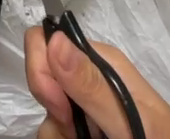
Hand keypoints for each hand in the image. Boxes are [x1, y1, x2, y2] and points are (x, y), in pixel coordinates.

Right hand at [24, 27, 169, 138]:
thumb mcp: (128, 116)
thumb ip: (91, 83)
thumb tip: (55, 39)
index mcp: (101, 62)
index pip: (48, 39)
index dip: (41, 68)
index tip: (59, 106)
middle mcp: (88, 77)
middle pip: (42, 77)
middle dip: (51, 108)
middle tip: (77, 134)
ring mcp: (85, 105)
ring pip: (47, 112)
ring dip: (59, 134)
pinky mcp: (84, 128)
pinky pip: (56, 131)